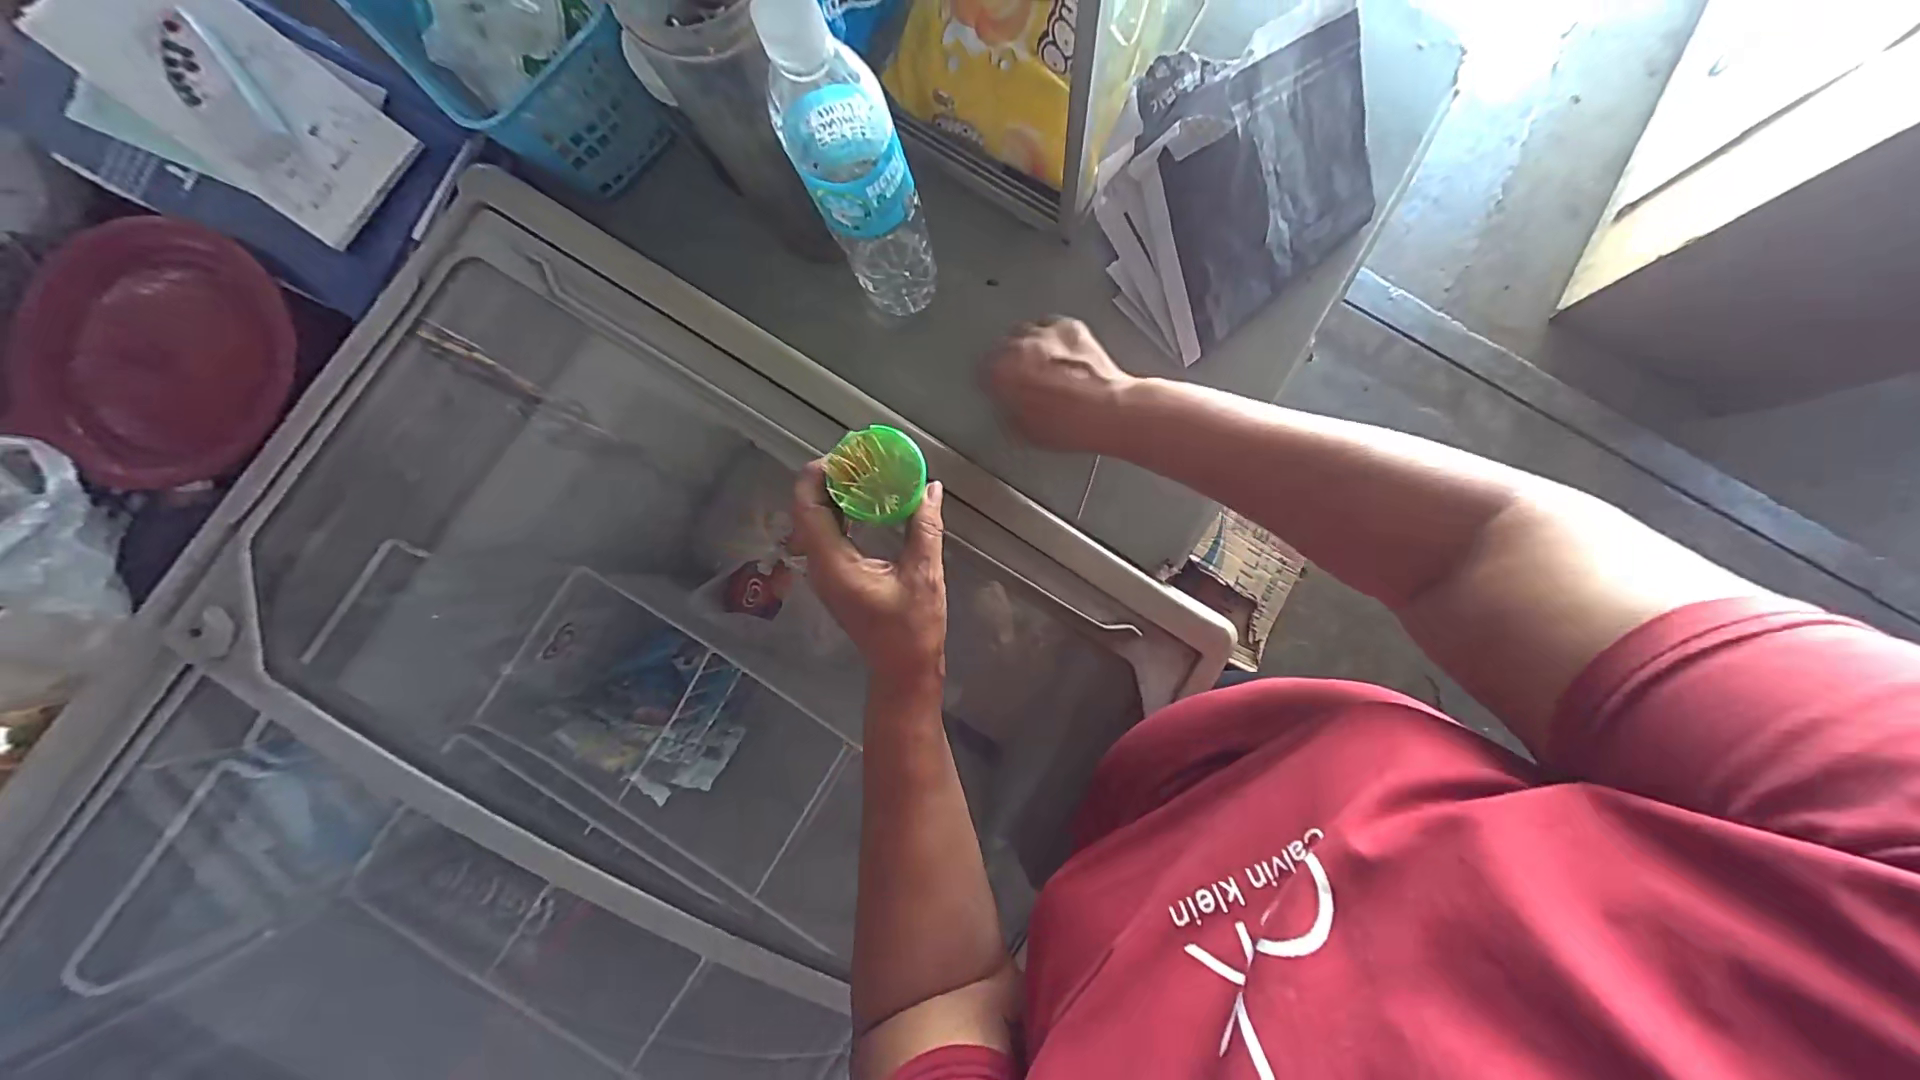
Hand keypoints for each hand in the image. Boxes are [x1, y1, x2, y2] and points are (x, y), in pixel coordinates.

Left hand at [790, 460, 946, 688]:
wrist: (902, 668)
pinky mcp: (835, 575)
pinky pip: (828, 533)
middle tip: (859, 459)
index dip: (819, 474)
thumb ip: (925, 528)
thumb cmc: (912, 628)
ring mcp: (824, 571)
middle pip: (807, 508)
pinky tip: (867, 501)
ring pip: (816, 520)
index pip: (807, 506)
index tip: (847, 455)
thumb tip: (930, 488)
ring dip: (834, 493)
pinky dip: (842, 511)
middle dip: (828, 478)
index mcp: (833, 563)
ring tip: (864, 473)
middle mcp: (819, 564)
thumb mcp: (924, 574)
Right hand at [984, 316, 1138, 453]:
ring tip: (1043, 367)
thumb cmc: (1070, 424)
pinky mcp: (1068, 326)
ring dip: (1030, 347)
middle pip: (1002, 347)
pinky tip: (1062, 357)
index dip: (990, 381)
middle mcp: (1017, 347)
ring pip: (1025, 333)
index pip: (981, 370)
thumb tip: (1006, 404)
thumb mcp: (1023, 430)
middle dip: (1009, 362)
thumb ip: (1006, 408)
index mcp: (999, 372)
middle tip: (1022, 380)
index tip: (996, 386)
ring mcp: (1043, 334)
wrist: (1108, 411)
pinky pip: (1051, 327)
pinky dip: (1053, 339)